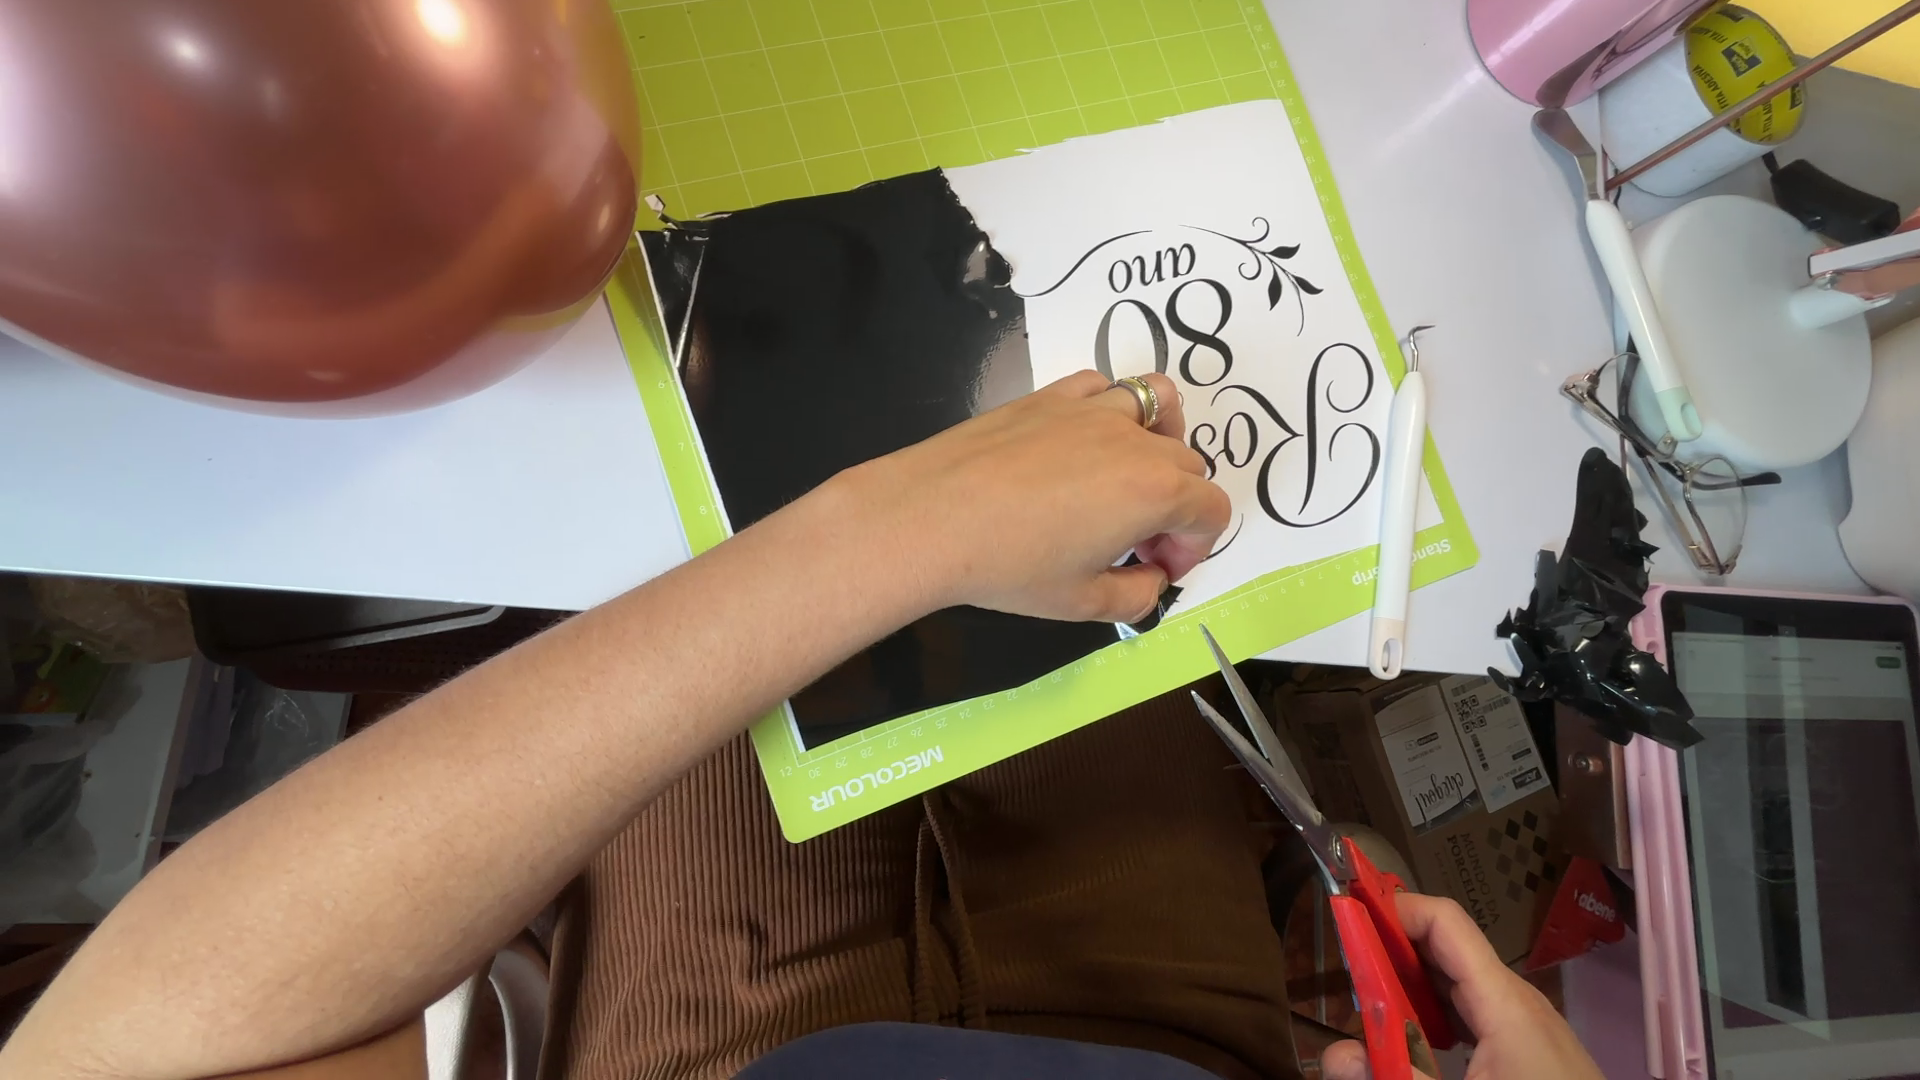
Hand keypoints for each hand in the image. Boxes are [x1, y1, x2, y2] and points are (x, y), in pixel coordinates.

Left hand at [836, 370, 1228, 623]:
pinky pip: (1102, 386)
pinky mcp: (1049, 395)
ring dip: (1159, 444)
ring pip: (1157, 406)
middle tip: (1131, 542)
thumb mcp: (1082, 603)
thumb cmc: (1012, 566)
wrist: (932, 518)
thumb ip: (1136, 597)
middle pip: (1187, 464)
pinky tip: (1082, 443)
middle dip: (1174, 508)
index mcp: (1155, 491)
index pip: (1212, 511)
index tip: (1155, 569)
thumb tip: (1150, 581)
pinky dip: (1110, 410)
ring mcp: (1091, 409)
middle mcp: (1134, 440)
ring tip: (1126, 477)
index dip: (1194, 548)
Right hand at [1321, 893, 1603, 1079]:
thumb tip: (1332, 1052)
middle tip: (1347, 972)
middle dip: (1389, 950)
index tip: (1345, 921)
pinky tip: (1417, 1041)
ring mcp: (1529, 1027)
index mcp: (1506, 1003)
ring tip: (1373, 1007)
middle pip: (1442, 946)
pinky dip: (1434, 1010)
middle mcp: (1518, 1001)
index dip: (1391, 909)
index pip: (1442, 919)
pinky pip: (1472, 1008)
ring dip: (1409, 983)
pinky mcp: (1532, 1051)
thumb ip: (1396, 1074)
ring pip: (1455, 979)